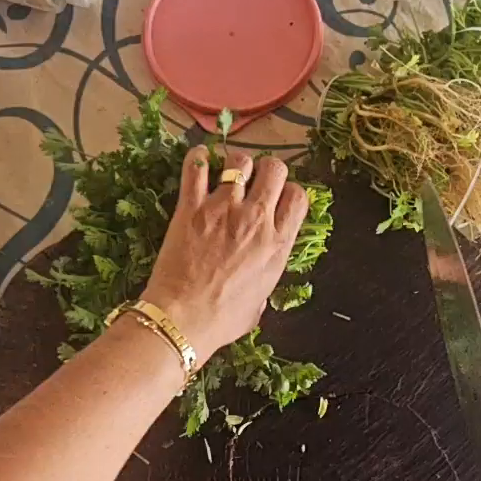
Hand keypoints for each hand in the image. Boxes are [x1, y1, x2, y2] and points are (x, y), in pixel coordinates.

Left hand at [139, 146, 309, 359]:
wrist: (182, 320)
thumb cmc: (220, 321)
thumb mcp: (257, 307)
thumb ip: (264, 285)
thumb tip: (258, 285)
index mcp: (277, 245)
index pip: (298, 197)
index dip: (289, 194)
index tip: (277, 201)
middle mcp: (255, 220)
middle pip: (275, 170)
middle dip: (267, 171)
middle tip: (254, 182)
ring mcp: (222, 209)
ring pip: (240, 161)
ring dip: (236, 162)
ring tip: (228, 172)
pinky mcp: (190, 207)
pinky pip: (196, 166)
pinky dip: (198, 158)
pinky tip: (200, 160)